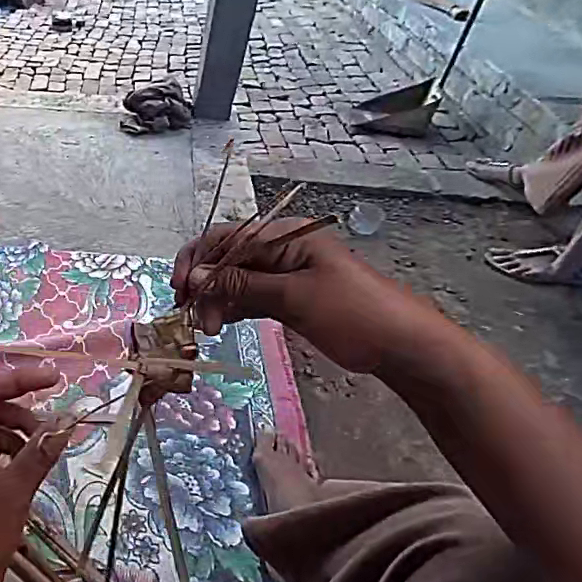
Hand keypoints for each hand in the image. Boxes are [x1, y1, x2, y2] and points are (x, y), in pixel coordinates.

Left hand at [0, 367, 69, 581]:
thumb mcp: (16, 488)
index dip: (21, 380)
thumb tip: (68, 420)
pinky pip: (0, 446)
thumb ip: (41, 450)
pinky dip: (19, 448)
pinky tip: (34, 464)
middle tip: (54, 430)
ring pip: (0, 427)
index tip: (54, 378)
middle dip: (26, 414)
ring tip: (45, 452)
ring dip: (25, 432)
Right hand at [171, 219, 452, 372]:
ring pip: (234, 281)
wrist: (402, 346)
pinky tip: (220, 325)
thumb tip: (194, 276)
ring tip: (209, 329)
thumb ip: (241, 283)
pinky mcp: (286, 298)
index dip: (196, 259)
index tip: (179, 288)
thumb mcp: (293, 295)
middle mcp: (279, 250)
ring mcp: (282, 274)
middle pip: (226, 260)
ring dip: (216, 301)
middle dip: (205, 286)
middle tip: (194, 318)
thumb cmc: (353, 312)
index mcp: (285, 236)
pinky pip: (248, 298)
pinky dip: (232, 309)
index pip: (227, 238)